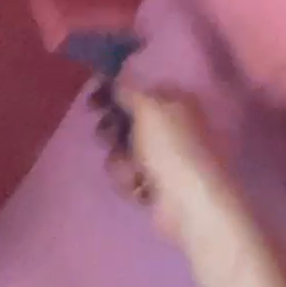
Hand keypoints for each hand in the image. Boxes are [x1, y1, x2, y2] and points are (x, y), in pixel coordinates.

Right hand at [112, 85, 242, 244]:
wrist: (193, 206)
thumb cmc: (172, 149)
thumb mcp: (147, 108)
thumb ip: (126, 89)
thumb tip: (113, 80)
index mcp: (174, 100)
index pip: (136, 88)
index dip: (111, 93)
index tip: (92, 103)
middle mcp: (170, 124)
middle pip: (126, 119)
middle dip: (112, 131)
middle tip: (109, 138)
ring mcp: (164, 156)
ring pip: (122, 149)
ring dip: (120, 160)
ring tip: (133, 173)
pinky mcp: (156, 184)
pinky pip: (128, 173)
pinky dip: (130, 180)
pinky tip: (140, 189)